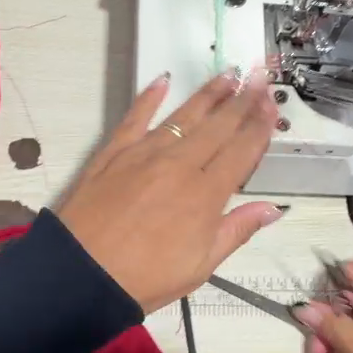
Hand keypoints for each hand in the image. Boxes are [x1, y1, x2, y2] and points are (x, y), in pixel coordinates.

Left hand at [56, 68, 282, 312]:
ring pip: (184, 115)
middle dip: (243, 99)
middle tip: (259, 74)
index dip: (260, 126)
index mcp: (206, 194)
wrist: (80, 274)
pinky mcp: (114, 152)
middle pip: (218, 125)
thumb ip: (236, 231)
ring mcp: (144, 153)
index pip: (242, 151)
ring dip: (208, 93)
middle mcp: (180, 164)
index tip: (273, 103)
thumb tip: (272, 209)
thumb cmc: (145, 278)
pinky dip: (149, 97)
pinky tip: (162, 80)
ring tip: (228, 73)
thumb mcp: (200, 266)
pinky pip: (135, 117)